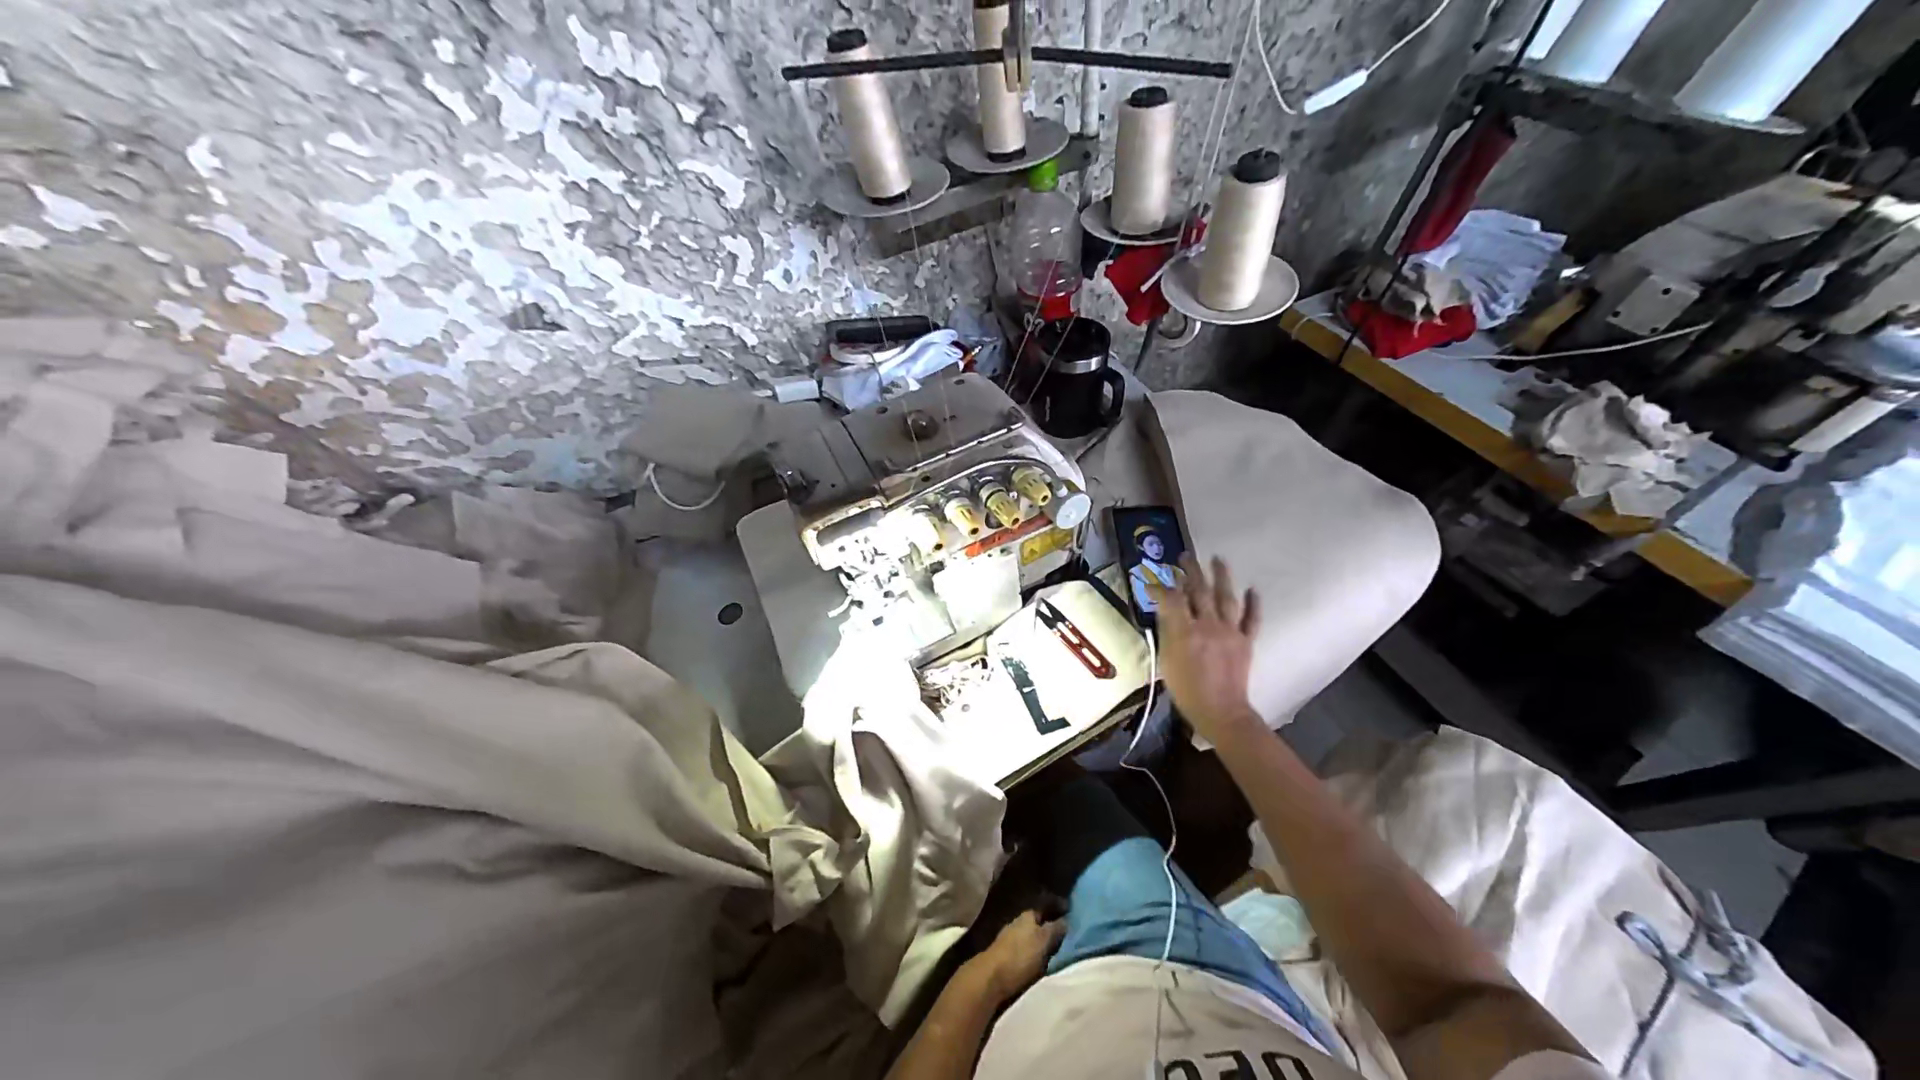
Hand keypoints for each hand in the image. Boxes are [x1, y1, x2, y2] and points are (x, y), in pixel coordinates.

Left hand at [973, 910, 1065, 999]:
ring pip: (1032, 937)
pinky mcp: (1006, 956)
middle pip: (1038, 923)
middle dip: (1050, 927)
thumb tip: (1065, 920)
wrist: (991, 978)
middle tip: (1068, 936)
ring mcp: (1010, 939)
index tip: (1071, 914)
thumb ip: (1055, 929)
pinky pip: (1026, 951)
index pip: (1046, 906)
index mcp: (1028, 915)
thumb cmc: (1020, 955)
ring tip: (1058, 952)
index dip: (1058, 910)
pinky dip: (1035, 954)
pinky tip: (1042, 962)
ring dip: (1042, 943)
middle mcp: (1018, 923)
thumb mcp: (1043, 940)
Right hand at [1159, 554, 1263, 742]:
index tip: (1152, 583)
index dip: (1161, 588)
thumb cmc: (1186, 690)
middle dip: (1191, 571)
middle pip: (1200, 591)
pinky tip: (1252, 590)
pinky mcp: (1246, 641)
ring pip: (1226, 597)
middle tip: (1186, 556)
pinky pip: (1251, 619)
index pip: (1172, 599)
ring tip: (1218, 560)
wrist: (1221, 711)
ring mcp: (1230, 631)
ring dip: (1221, 577)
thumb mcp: (1166, 661)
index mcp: (1185, 631)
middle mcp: (1208, 625)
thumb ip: (1167, 634)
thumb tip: (1165, 613)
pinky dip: (1253, 604)